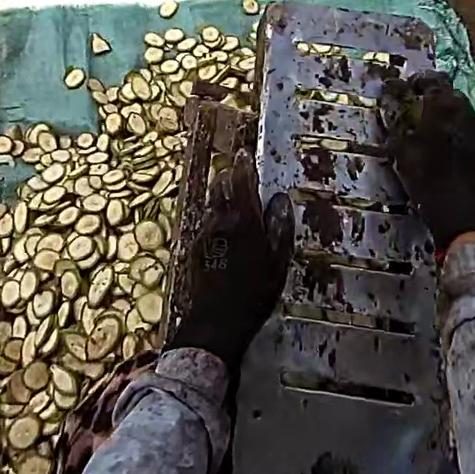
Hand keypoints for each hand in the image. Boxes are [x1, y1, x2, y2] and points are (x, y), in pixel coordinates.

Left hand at [167, 153, 293, 373]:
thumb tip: (280, 200)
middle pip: (220, 188)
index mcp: (244, 222)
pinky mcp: (194, 245)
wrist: (217, 319)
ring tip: (233, 200)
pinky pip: (206, 223)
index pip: (242, 183)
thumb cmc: (254, 293)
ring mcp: (204, 233)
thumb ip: (279, 228)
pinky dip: (215, 218)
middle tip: (238, 174)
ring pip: (211, 205)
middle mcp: (220, 222)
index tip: (245, 154)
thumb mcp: (277, 262)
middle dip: (228, 177)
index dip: (244, 166)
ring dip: (221, 197)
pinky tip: (224, 230)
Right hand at [378, 71, 474, 250]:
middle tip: (413, 111)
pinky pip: (470, 128)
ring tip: (429, 130)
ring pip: (461, 111)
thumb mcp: (399, 142)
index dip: (416, 82)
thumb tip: (391, 90)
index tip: (403, 90)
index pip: (431, 79)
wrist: (455, 204)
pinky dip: (457, 130)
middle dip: (432, 98)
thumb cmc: (421, 171)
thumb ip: (396, 113)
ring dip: (445, 115)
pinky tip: (446, 146)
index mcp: (443, 104)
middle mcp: (467, 110)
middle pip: (449, 93)